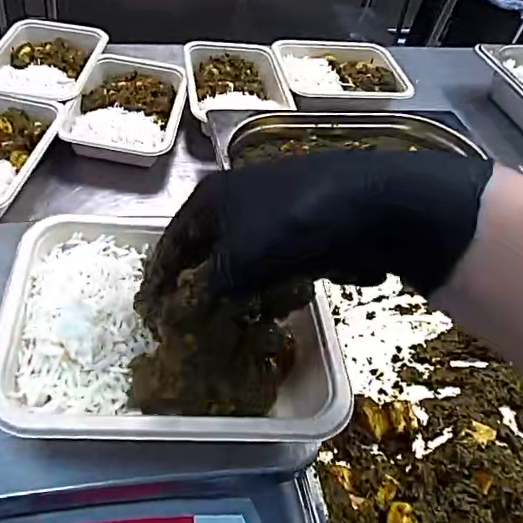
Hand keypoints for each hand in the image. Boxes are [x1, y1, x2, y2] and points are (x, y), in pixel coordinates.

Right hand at [147, 151, 494, 298]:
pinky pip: (279, 266)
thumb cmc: (294, 223)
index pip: (173, 241)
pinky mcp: (308, 230)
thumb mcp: (239, 261)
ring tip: (233, 323)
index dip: (160, 277)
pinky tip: (277, 305)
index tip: (150, 312)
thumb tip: (173, 314)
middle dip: (201, 288)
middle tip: (193, 326)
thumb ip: (204, 290)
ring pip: (246, 262)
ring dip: (240, 292)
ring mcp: (277, 213)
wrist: (373, 205)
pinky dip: (274, 286)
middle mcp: (241, 199)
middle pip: (209, 251)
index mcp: (215, 197)